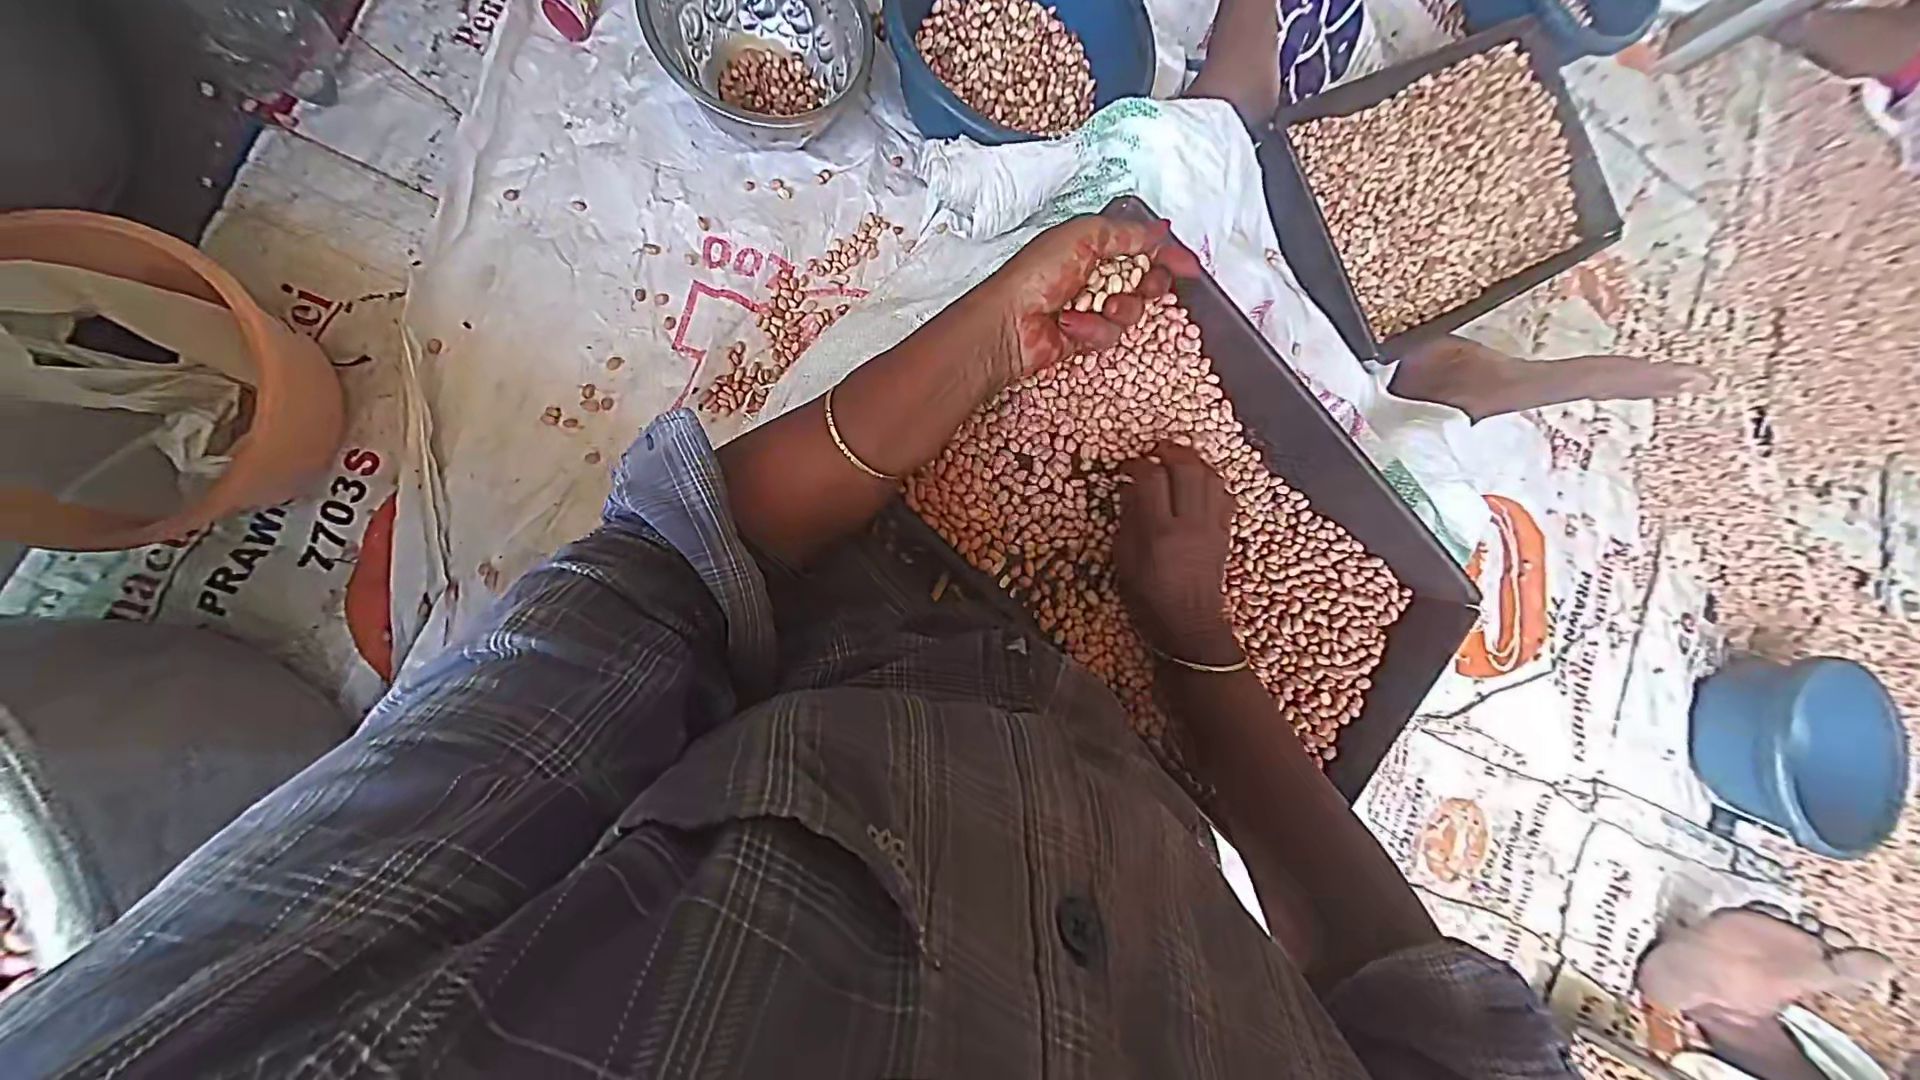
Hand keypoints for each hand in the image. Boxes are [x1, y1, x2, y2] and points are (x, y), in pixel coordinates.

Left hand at [966, 214, 1201, 382]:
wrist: (1010, 322)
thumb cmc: (1037, 274)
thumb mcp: (1084, 236)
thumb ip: (1126, 233)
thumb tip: (1158, 231)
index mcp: (1094, 246)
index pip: (1141, 248)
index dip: (1167, 257)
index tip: (1189, 267)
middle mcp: (1095, 276)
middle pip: (1144, 283)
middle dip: (1146, 285)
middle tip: (1140, 286)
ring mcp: (1091, 308)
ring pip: (1131, 312)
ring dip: (1117, 310)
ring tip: (1095, 307)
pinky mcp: (1085, 336)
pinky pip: (1110, 335)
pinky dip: (1093, 330)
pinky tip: (1070, 325)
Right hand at [1114, 442, 1240, 665]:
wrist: (1189, 624)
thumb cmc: (1148, 598)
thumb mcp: (1125, 560)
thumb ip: (1128, 520)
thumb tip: (1131, 489)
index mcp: (1158, 532)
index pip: (1150, 480)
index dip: (1136, 465)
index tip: (1126, 466)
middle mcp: (1189, 524)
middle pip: (1187, 469)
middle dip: (1170, 452)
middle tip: (1154, 451)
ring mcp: (1211, 527)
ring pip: (1210, 477)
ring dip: (1193, 462)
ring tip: (1176, 460)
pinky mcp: (1224, 533)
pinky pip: (1223, 496)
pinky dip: (1210, 482)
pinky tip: (1197, 485)